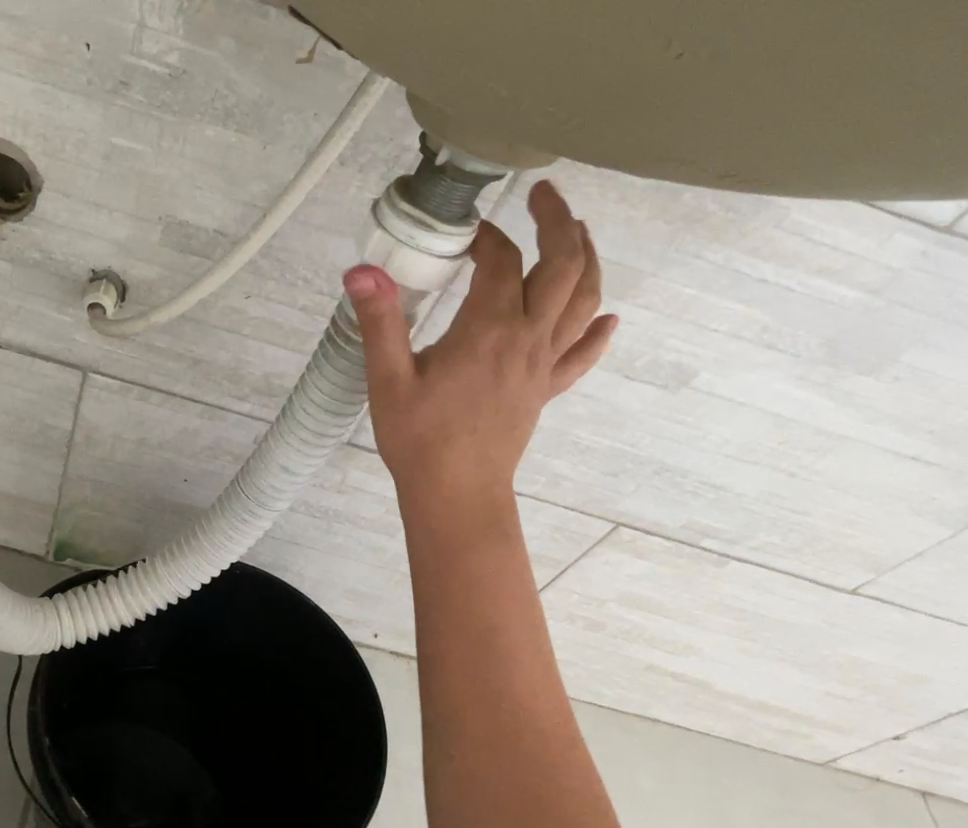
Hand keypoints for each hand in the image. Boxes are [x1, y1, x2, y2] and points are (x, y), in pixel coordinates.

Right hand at [346, 180, 616, 509]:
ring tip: (579, 232)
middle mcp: (527, 339)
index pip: (501, 261)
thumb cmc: (419, 439)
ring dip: (588, 260)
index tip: (466, 230)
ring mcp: (542, 366)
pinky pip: (581, 356)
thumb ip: (380, 321)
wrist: (456, 493)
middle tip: (543, 195)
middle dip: (559, 221)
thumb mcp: (387, 379)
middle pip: (564, 266)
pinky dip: (598, 332)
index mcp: (489, 328)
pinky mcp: (544, 392)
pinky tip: (607, 318)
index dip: (487, 236)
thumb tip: (360, 270)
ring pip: (585, 301)